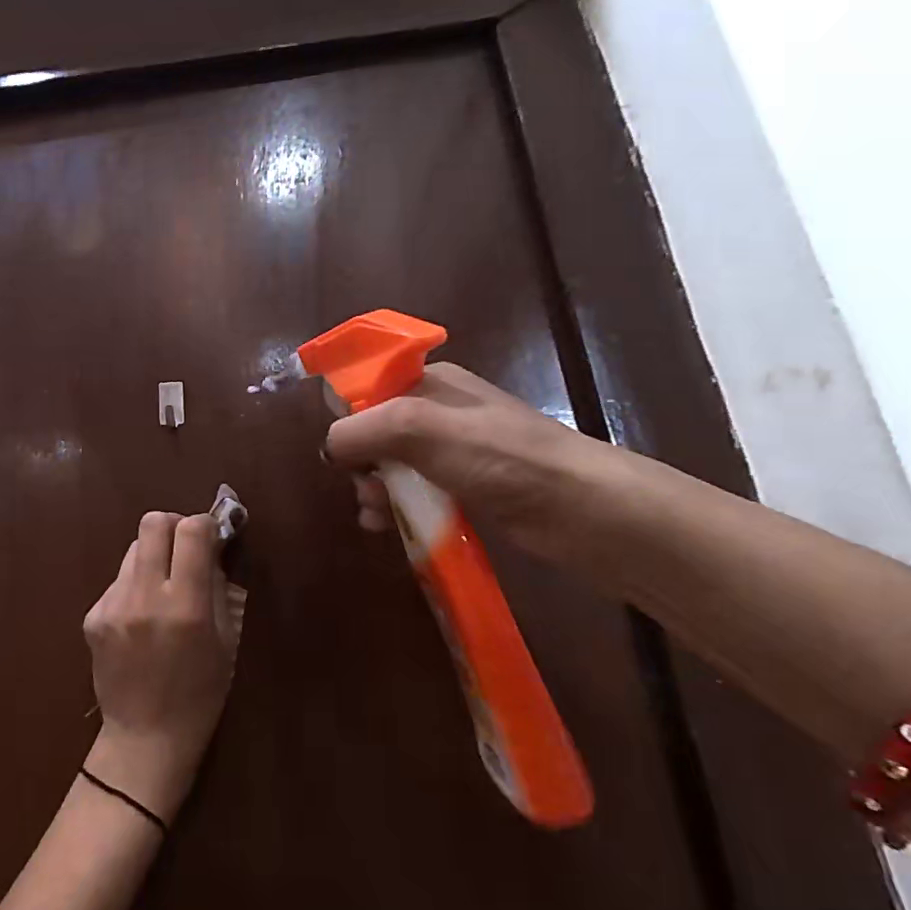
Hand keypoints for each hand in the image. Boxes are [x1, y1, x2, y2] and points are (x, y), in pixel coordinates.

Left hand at [81, 511, 244, 821]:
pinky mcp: (92, 617)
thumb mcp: (226, 641)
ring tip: (163, 589)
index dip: (204, 525)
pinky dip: (135, 586)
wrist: (144, 739)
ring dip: (153, 557)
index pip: (191, 531)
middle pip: (152, 523)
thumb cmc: (200, 694)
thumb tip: (211, 545)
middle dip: (173, 526)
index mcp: (186, 607)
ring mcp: (113, 606)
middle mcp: (145, 598)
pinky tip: (141, 618)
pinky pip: (118, 580)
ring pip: (133, 549)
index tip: (211, 538)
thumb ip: (217, 586)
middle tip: (184, 549)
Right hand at [324, 362, 601, 551]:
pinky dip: (397, 507)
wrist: (583, 509)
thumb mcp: (422, 430)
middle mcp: (437, 411)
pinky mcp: (465, 487)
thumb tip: (328, 447)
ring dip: (375, 490)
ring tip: (376, 516)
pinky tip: (389, 527)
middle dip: (361, 462)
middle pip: (374, 431)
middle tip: (367, 490)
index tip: (342, 453)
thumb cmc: (502, 458)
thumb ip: (365, 430)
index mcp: (429, 382)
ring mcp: (453, 451)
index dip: (347, 416)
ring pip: (391, 466)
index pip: (368, 387)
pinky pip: (414, 491)